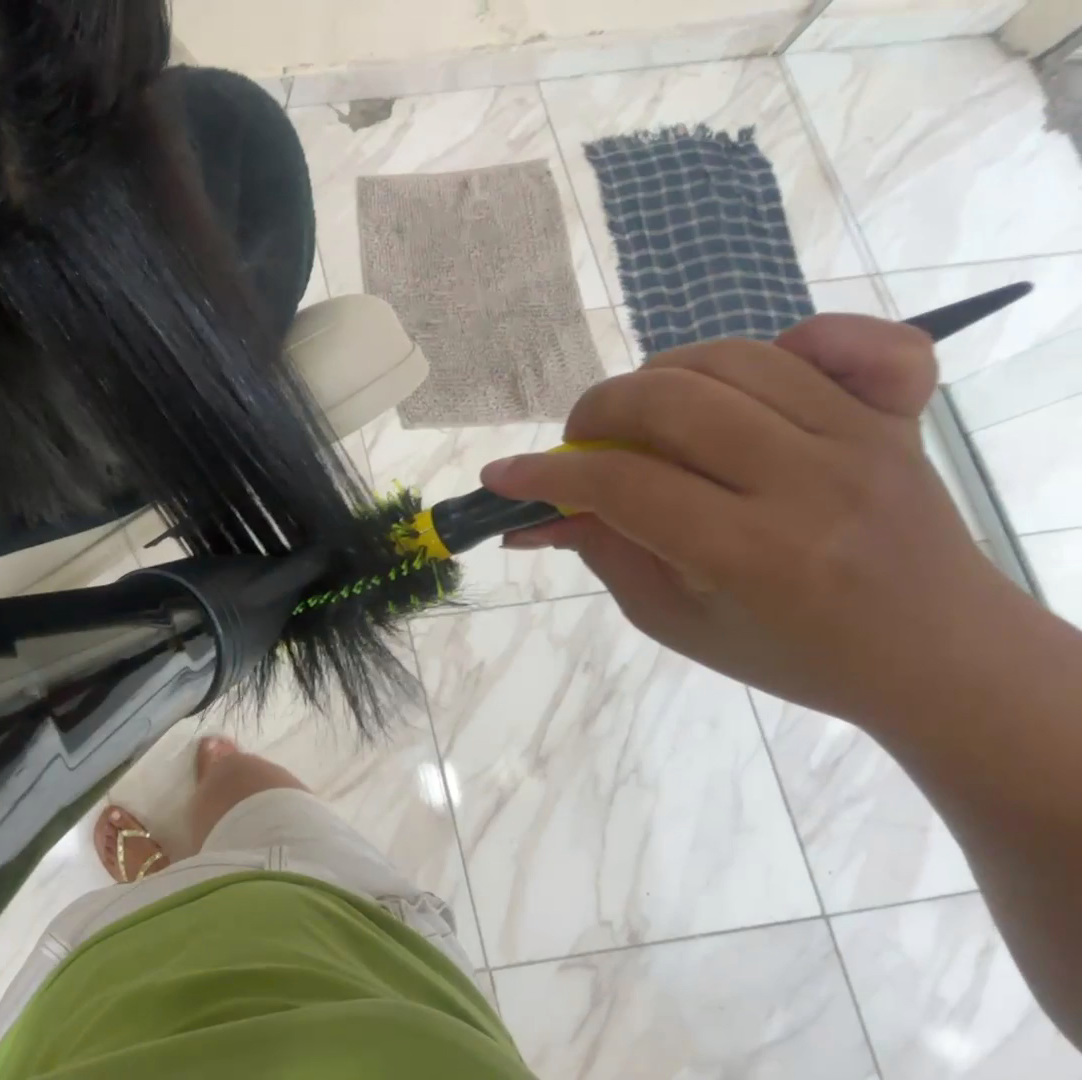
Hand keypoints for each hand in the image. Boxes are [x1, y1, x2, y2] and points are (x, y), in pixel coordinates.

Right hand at [481, 315, 1022, 728]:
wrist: (941, 658)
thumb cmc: (792, 652)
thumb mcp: (674, 619)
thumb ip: (603, 551)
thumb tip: (534, 511)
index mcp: (753, 554)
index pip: (622, 484)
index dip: (546, 474)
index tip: (503, 477)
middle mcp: (811, 484)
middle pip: (669, 402)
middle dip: (596, 413)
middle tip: (582, 445)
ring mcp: (862, 439)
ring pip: (733, 359)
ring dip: (660, 377)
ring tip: (646, 416)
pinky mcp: (898, 416)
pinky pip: (858, 341)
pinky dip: (800, 337)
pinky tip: (760, 371)